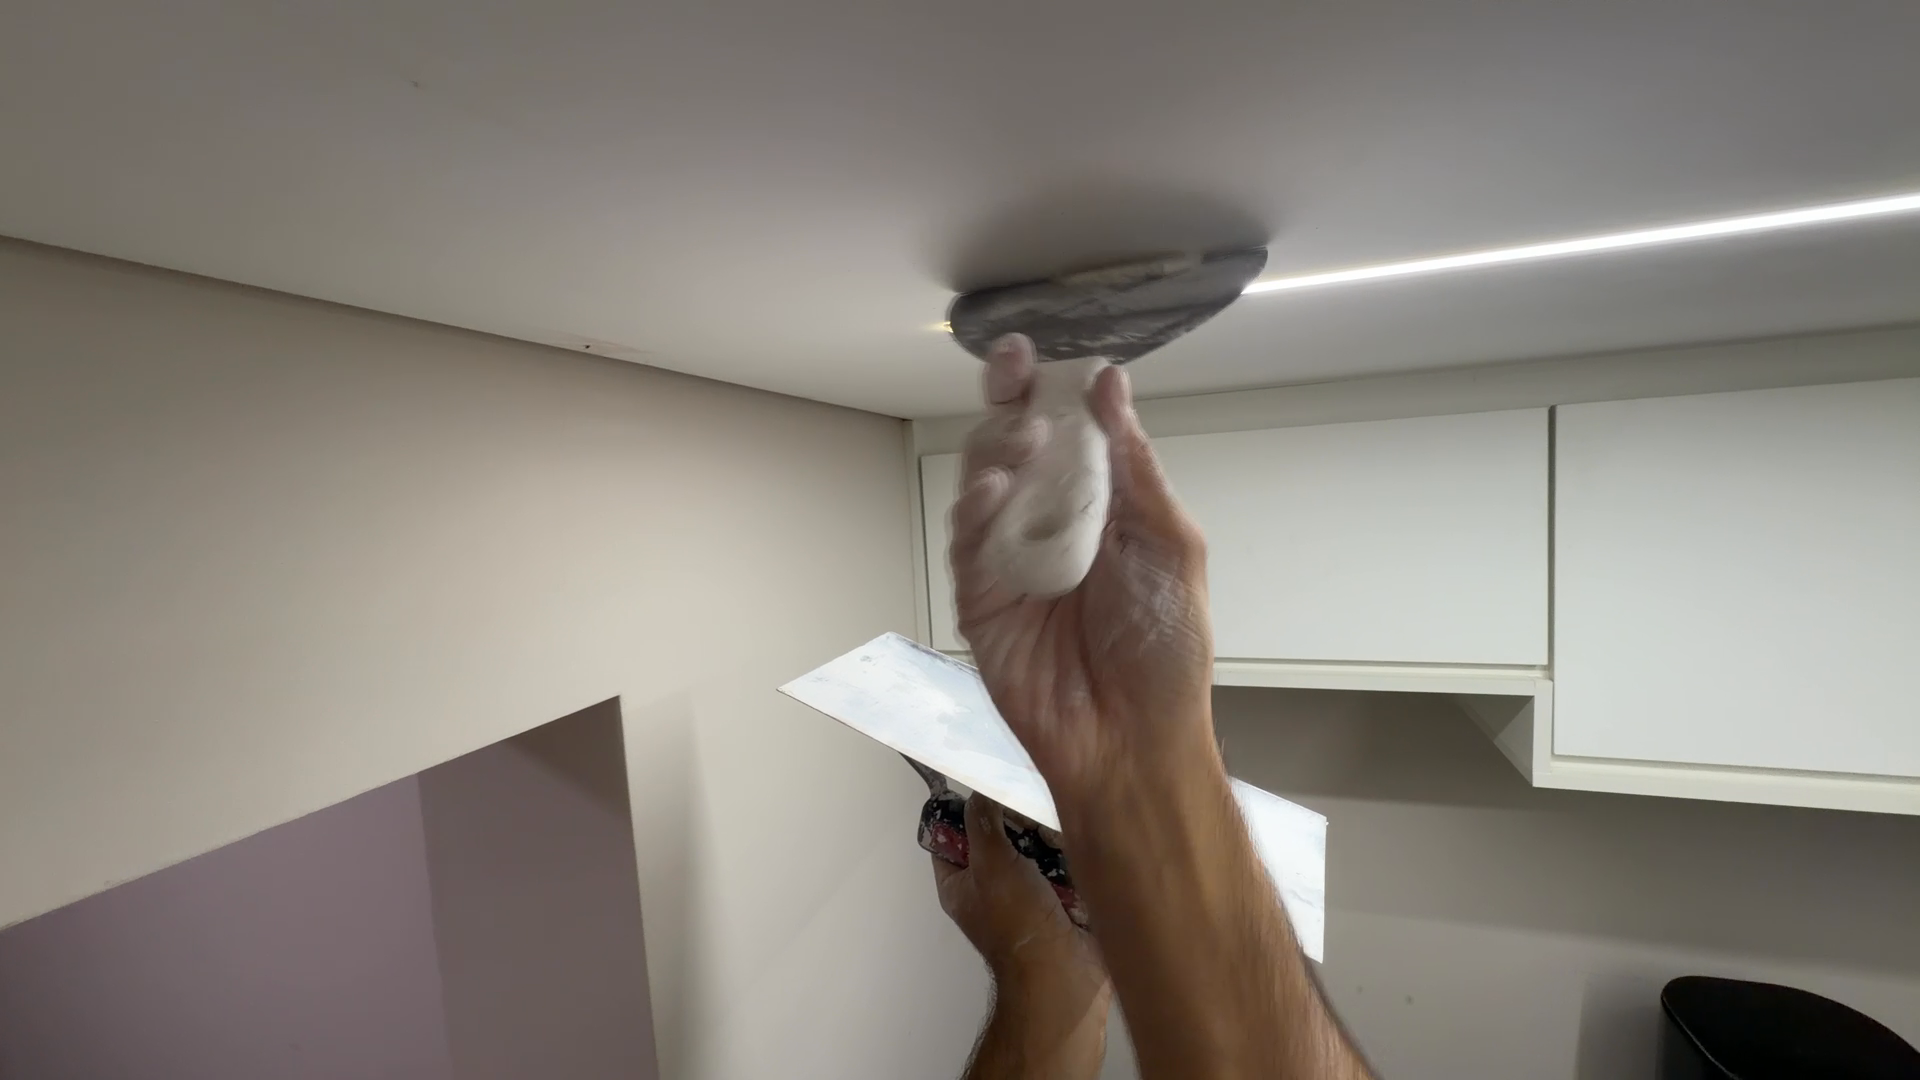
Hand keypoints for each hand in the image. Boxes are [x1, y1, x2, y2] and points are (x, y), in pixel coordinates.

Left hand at [934, 793, 1106, 998]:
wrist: (1065, 971)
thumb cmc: (1016, 918)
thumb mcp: (989, 861)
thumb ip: (981, 819)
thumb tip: (980, 790)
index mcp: (958, 882)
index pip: (948, 834)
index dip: (960, 810)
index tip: (984, 786)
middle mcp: (988, 883)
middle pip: (996, 832)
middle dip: (1014, 821)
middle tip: (1026, 818)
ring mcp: (1024, 889)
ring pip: (1030, 841)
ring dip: (1043, 835)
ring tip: (1053, 837)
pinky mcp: (1056, 892)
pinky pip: (1057, 857)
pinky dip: (1064, 851)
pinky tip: (1071, 848)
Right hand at [949, 333, 1217, 802]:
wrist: (1133, 737)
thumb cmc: (1164, 643)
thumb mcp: (1168, 544)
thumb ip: (1133, 468)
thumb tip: (1110, 383)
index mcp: (1095, 503)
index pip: (1062, 431)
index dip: (1044, 388)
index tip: (1033, 353)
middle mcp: (1046, 521)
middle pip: (1011, 448)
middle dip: (1007, 404)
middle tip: (1011, 372)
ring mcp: (1008, 559)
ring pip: (982, 486)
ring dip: (995, 454)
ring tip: (1018, 441)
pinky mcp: (979, 598)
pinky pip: (968, 546)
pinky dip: (976, 516)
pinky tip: (993, 494)